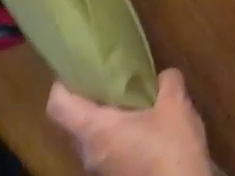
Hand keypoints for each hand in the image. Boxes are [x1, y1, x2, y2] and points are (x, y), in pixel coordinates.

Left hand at [47, 70, 209, 175]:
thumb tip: (163, 75)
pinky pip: (107, 149)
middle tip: (112, 77)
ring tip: (134, 98)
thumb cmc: (170, 146)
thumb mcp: (175, 104)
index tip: (76, 68)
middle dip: (91, 98)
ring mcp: (100, 168)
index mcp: (95, 130)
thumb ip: (167, 82)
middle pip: (75, 121)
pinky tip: (146, 124)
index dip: (62, 84)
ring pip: (93, 137)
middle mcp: (89, 151)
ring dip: (108, 117)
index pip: (58, 106)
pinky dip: (119, 133)